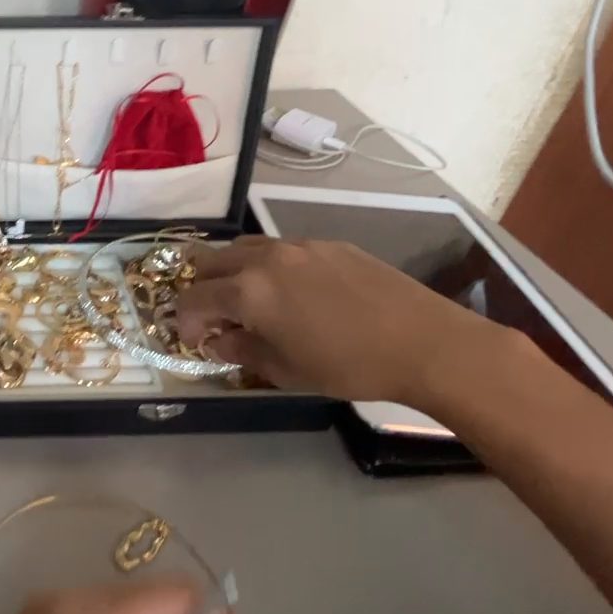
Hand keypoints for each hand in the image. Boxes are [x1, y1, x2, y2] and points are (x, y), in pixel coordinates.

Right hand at [175, 236, 525, 412]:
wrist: (427, 343)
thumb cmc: (349, 365)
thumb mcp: (286, 370)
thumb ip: (241, 350)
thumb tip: (218, 340)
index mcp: (248, 291)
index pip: (193, 299)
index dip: (186, 323)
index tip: (196, 343)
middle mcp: (265, 259)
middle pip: (209, 263)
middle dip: (202, 290)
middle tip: (215, 319)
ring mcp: (298, 246)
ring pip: (243, 249)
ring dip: (232, 273)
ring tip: (248, 301)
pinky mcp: (328, 244)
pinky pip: (280, 249)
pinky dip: (268, 267)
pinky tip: (292, 294)